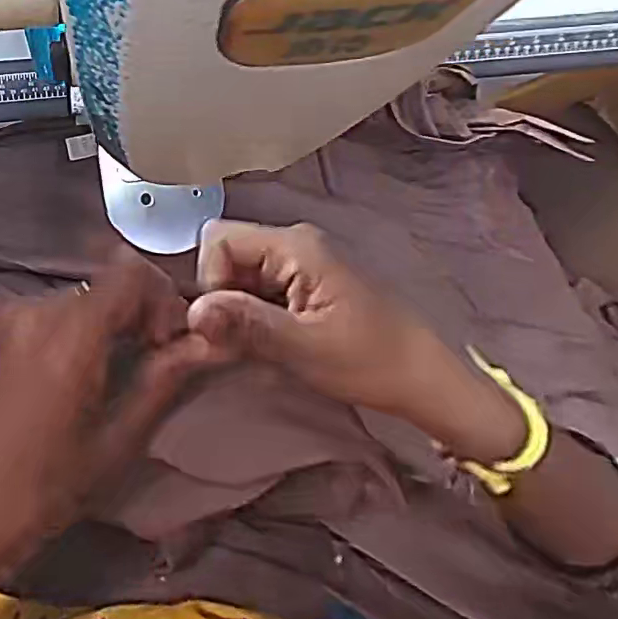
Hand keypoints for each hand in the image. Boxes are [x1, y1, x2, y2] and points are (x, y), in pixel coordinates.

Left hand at [0, 252, 225, 571]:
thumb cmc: (48, 487)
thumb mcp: (118, 439)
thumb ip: (164, 379)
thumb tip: (207, 343)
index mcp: (68, 335)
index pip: (129, 273)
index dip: (161, 297)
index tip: (169, 339)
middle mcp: (35, 311)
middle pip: (105, 283)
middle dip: (139, 311)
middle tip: (154, 355)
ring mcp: (10, 316)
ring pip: (81, 294)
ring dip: (110, 318)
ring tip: (118, 366)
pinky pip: (53, 308)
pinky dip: (79, 324)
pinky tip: (81, 367)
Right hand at [187, 220, 524, 463]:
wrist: (426, 378)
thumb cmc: (372, 361)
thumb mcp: (305, 349)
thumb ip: (246, 324)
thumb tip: (191, 313)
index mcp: (295, 246)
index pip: (219, 240)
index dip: (212, 281)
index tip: (229, 324)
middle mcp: (294, 241)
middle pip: (226, 253)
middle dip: (223, 296)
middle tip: (241, 341)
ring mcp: (301, 259)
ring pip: (239, 271)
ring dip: (238, 307)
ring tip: (261, 344)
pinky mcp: (305, 278)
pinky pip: (258, 284)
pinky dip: (254, 311)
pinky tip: (273, 339)